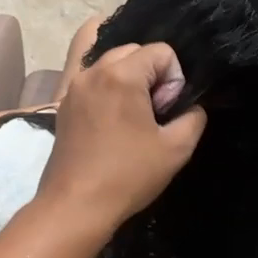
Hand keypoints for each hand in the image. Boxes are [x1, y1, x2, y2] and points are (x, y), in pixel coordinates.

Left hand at [35, 43, 206, 233]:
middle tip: (153, 113)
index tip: (167, 111)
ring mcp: (74, 88)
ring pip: (111, 64)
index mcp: (121, 76)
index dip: (174, 78)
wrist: (75, 206)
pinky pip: (93, 82)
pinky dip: (108, 91)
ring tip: (133, 119)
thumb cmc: (128, 176)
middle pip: (134, 51)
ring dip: (129, 81)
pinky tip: (113, 125)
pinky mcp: (64, 105)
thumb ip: (194, 117)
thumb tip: (190, 106)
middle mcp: (93, 72)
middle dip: (151, 74)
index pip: (161, 51)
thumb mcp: (177, 149)